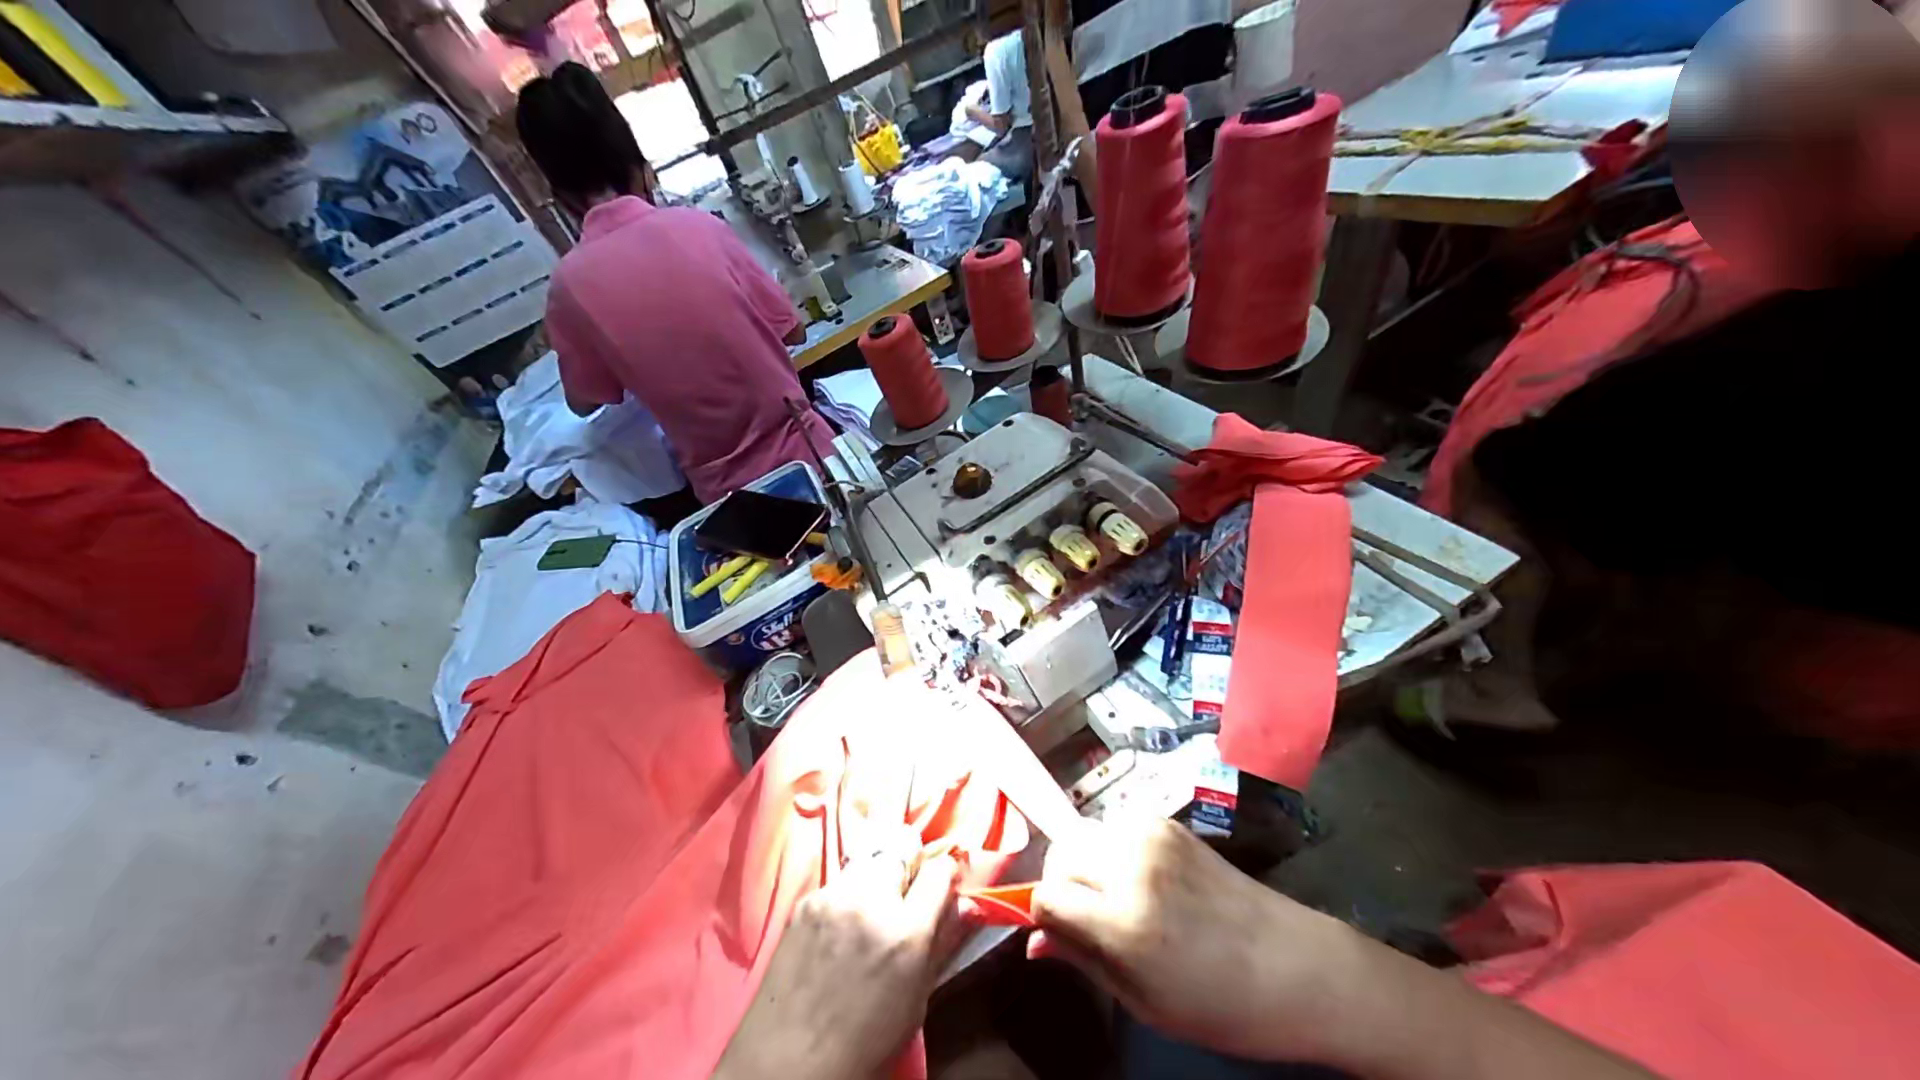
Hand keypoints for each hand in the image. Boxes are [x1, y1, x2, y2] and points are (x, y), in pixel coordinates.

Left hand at [713, 841, 963, 1079]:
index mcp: (905, 931)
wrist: (788, 1058)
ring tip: (875, 904)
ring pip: (870, 856)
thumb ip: (941, 943)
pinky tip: (845, 922)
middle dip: (911, 861)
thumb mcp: (917, 999)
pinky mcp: (806, 899)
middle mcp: (870, 901)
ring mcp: (834, 896)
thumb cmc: (863, 1040)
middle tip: (909, 888)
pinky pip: (841, 879)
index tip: (944, 884)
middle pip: (902, 845)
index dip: (946, 873)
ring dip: (880, 871)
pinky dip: (851, 891)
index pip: (939, 869)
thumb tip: (963, 904)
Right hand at [1027, 818, 1364, 1063]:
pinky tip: (1140, 879)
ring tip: (1114, 898)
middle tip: (1084, 916)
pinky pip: (1116, 827)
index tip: (1055, 931)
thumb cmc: (1219, 1003)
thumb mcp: (1143, 1000)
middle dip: (1061, 882)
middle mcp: (1130, 863)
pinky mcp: (1168, 822)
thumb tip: (1032, 941)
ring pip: (1085, 834)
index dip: (1042, 914)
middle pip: (1061, 852)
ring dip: (1086, 863)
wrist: (1297, 966)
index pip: (1047, 894)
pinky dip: (1112, 849)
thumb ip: (1082, 959)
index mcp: (1123, 919)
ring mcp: (1151, 835)